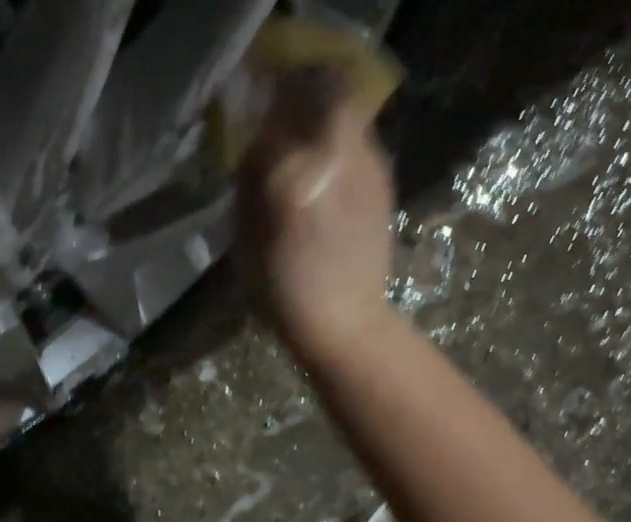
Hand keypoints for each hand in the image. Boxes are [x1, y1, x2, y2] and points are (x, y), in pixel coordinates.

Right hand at [236, 67, 399, 357]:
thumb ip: (251, 183)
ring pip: (348, 109)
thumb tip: (258, 145)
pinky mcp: (384, 180)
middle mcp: (335, 155)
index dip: (262, 105)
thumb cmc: (281, 294)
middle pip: (325, 90)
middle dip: (302, 96)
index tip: (252, 119)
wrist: (345, 324)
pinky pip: (360, 139)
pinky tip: (327, 176)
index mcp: (293, 173)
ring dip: (324, 116)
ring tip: (307, 147)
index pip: (276, 108)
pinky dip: (341, 142)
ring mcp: (367, 165)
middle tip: (284, 121)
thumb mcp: (246, 240)